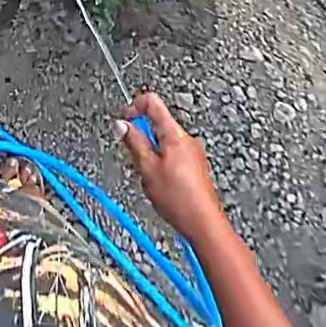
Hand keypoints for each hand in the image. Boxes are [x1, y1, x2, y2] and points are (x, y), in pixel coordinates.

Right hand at [114, 91, 226, 238]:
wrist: (204, 224)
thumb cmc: (179, 198)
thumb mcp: (147, 169)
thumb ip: (134, 142)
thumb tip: (121, 124)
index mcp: (174, 133)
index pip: (152, 102)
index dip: (134, 106)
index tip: (124, 120)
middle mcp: (186, 138)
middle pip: (158, 124)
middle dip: (143, 139)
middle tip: (140, 161)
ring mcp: (193, 151)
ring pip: (164, 142)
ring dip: (153, 154)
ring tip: (153, 179)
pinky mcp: (195, 165)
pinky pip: (174, 155)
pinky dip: (163, 164)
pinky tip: (164, 186)